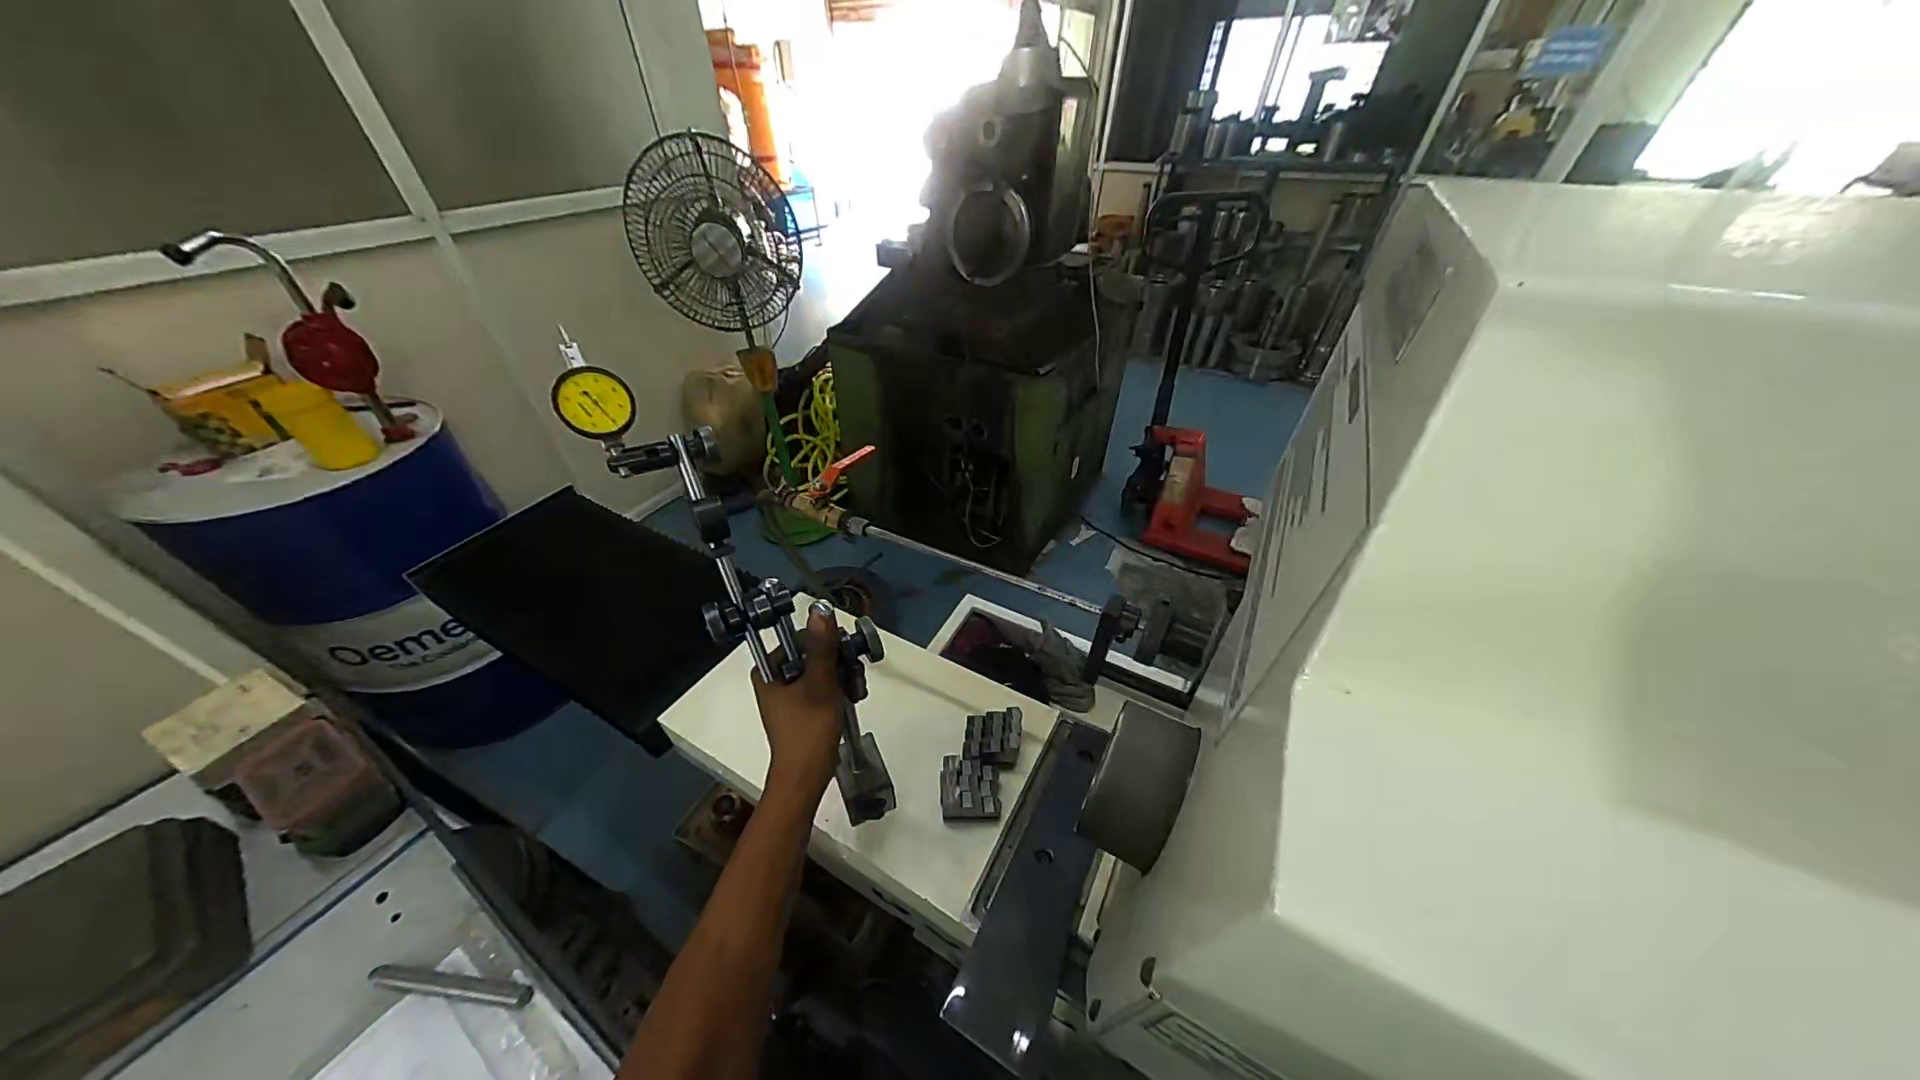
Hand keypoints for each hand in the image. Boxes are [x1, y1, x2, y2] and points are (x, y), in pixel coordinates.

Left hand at [752, 604, 843, 798]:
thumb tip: (820, 609)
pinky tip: (853, 697)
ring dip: (844, 676)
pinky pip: (824, 686)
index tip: (846, 655)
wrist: (806, 777)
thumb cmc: (808, 730)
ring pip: (823, 670)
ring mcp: (789, 693)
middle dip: (840, 663)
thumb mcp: (819, 684)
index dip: (827, 643)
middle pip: (815, 654)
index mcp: (768, 669)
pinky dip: (840, 689)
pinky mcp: (803, 706)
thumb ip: (822, 647)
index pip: (802, 638)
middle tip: (855, 676)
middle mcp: (775, 677)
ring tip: (856, 691)